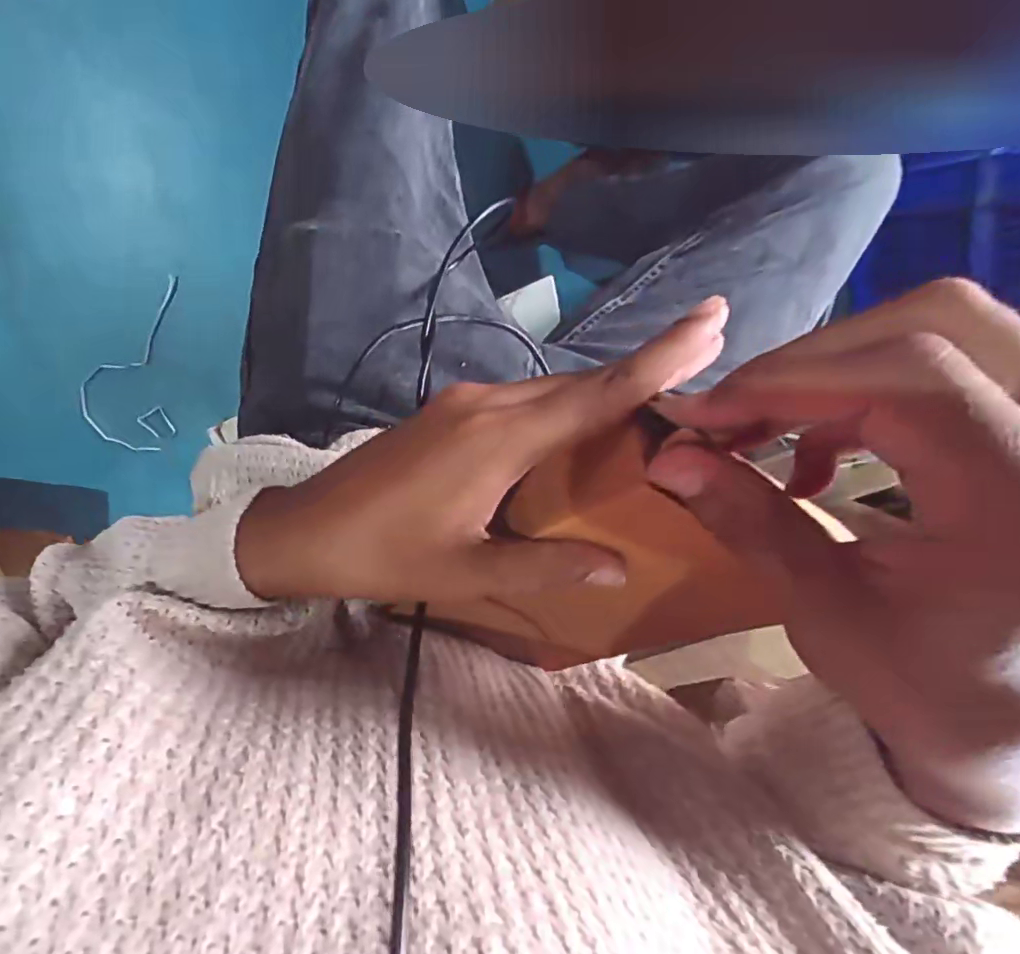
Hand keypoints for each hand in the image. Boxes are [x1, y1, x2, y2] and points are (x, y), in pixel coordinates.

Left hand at [237, 296, 729, 606]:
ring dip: (587, 401)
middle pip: (574, 386)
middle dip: (633, 383)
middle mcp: (482, 405)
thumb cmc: (382, 555)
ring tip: (637, 422)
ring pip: (541, 392)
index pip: (596, 392)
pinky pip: (510, 403)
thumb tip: (616, 566)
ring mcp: (454, 405)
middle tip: (694, 394)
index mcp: (498, 439)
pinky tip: (559, 440)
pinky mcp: (436, 414)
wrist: (304, 530)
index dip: (659, 356)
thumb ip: (543, 567)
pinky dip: (547, 414)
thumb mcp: (465, 572)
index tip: (714, 315)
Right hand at [649, 279, 1019, 833]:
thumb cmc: (921, 689)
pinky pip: (965, 367)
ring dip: (837, 368)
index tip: (702, 413)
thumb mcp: (820, 610)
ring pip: (959, 331)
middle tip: (730, 412)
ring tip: (764, 425)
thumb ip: (750, 520)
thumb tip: (668, 458)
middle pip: (945, 324)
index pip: (912, 383)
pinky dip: (868, 389)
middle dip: (810, 358)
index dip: (788, 382)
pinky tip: (819, 449)